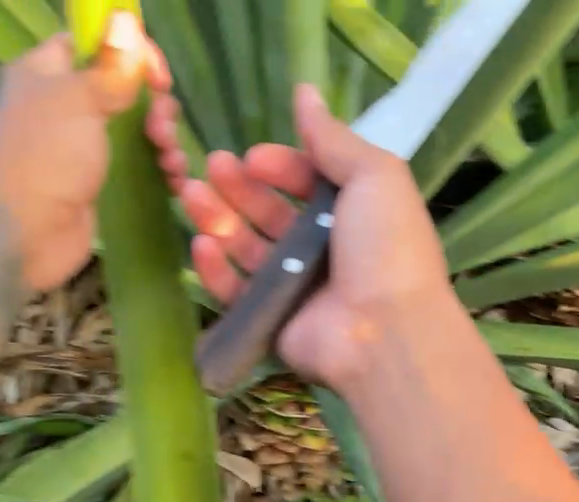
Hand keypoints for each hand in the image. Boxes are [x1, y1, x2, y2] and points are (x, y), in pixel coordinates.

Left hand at [0, 14, 170, 291]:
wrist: (23, 233)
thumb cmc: (44, 156)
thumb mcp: (78, 99)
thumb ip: (109, 65)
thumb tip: (127, 17)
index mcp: (48, 74)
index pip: (94, 45)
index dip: (131, 52)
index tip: (159, 77)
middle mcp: (65, 108)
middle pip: (124, 91)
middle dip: (155, 106)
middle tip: (162, 130)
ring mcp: (83, 151)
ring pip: (136, 132)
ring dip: (164, 141)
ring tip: (169, 160)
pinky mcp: (98, 187)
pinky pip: (137, 169)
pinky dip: (159, 171)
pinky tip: (175, 182)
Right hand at [146, 83, 459, 391]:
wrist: (385, 331)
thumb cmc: (387, 249)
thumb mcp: (374, 177)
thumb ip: (334, 138)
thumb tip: (304, 92)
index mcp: (350, 214)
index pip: (303, 182)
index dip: (277, 166)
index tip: (253, 158)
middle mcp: (321, 250)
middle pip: (268, 212)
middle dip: (238, 187)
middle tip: (211, 167)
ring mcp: (294, 287)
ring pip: (246, 248)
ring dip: (217, 219)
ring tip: (192, 196)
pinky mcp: (271, 320)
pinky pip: (236, 292)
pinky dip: (215, 269)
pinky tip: (201, 244)